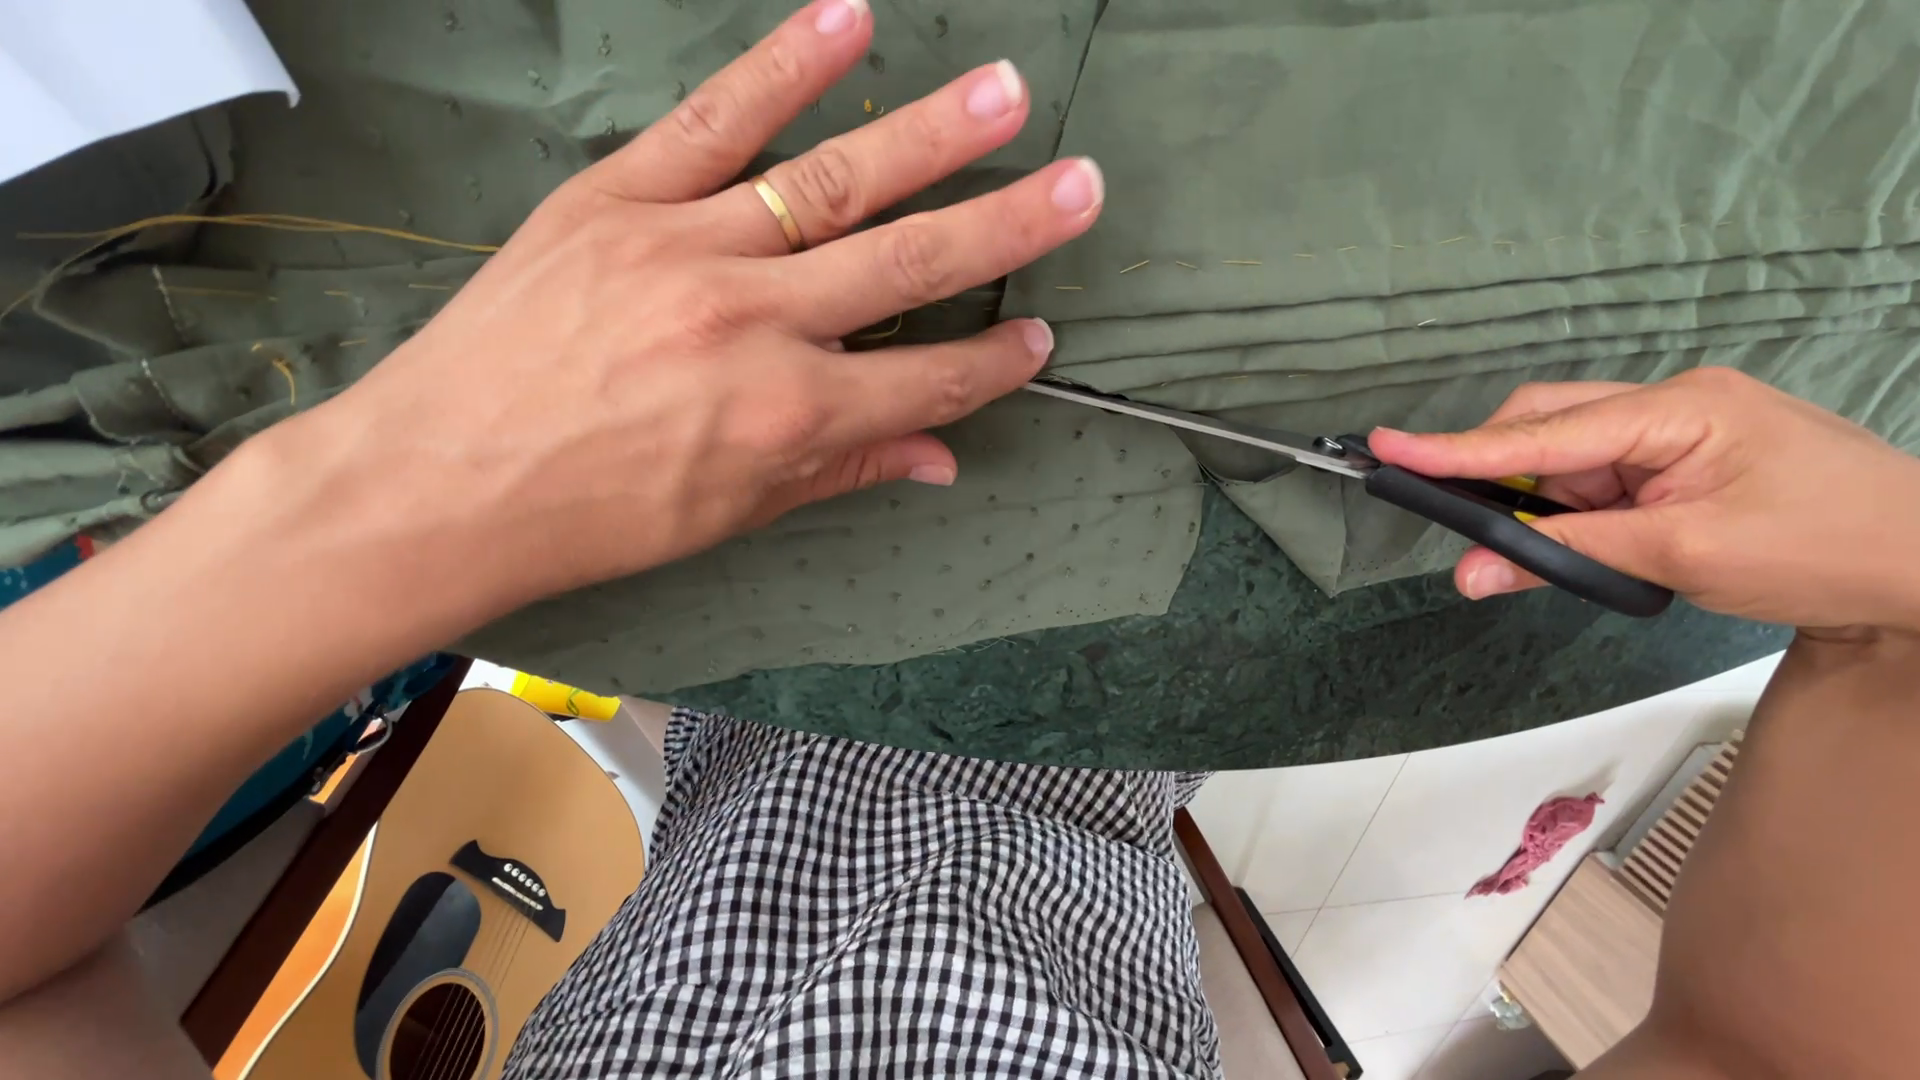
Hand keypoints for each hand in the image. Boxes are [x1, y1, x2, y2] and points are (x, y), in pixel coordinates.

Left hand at [252, 0, 1100, 628]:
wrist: (442, 482)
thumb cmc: (599, 514)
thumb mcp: (735, 511)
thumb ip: (846, 470)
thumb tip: (941, 459)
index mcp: (788, 416)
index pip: (927, 380)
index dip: (992, 363)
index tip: (1039, 338)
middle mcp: (756, 324)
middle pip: (908, 264)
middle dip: (1008, 227)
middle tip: (1084, 186)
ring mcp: (687, 247)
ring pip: (833, 181)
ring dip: (931, 134)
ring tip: (1007, 94)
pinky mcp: (617, 198)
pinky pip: (713, 120)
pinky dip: (783, 65)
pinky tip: (850, 22)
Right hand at [1369, 368, 1919, 630]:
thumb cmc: (1829, 550)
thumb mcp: (1681, 557)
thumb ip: (1562, 556)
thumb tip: (1468, 572)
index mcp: (1677, 410)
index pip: (1540, 433)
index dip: (1456, 448)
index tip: (1385, 447)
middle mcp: (1667, 405)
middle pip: (1541, 422)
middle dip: (1494, 469)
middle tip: (1463, 520)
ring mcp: (1670, 430)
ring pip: (1559, 452)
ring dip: (1534, 500)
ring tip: (1540, 546)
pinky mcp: (1672, 459)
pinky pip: (1588, 477)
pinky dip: (1566, 510)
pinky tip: (1575, 537)